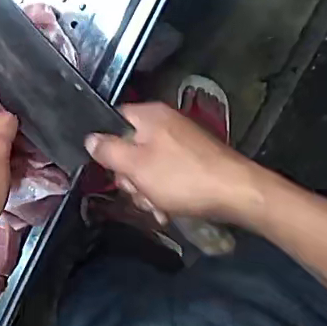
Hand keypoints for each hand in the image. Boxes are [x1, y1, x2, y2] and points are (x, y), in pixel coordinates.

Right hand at [85, 102, 266, 223]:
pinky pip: (169, 175)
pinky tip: (169, 210)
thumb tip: (90, 138)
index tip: (111, 171)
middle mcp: (166, 123)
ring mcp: (182, 142)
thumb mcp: (135, 165)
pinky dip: (166, 193)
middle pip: (130, 148)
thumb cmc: (182, 178)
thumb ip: (108, 150)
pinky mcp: (195, 161)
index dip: (107, 149)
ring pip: (148, 167)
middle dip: (130, 177)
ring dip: (148, 191)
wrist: (236, 193)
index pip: (112, 122)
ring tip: (158, 207)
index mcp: (149, 115)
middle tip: (139, 193)